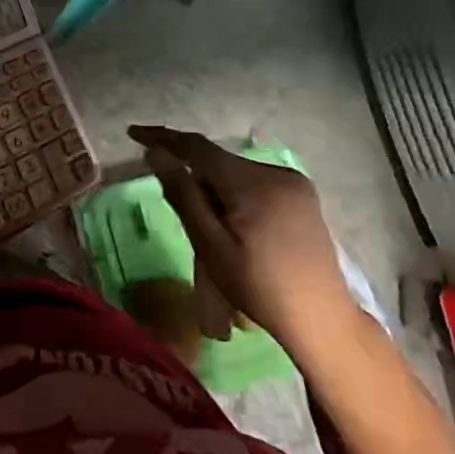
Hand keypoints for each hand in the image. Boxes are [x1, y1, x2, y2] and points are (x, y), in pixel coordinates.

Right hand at [129, 125, 356, 342]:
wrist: (321, 320)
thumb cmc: (259, 287)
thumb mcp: (210, 244)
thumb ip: (182, 193)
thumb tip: (155, 153)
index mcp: (254, 183)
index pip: (198, 147)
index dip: (163, 137)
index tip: (133, 133)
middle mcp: (277, 173)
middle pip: (217, 161)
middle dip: (193, 176)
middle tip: (183, 214)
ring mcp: (294, 183)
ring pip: (235, 172)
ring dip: (214, 187)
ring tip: (212, 229)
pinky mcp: (302, 196)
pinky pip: (254, 182)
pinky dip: (234, 193)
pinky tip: (235, 225)